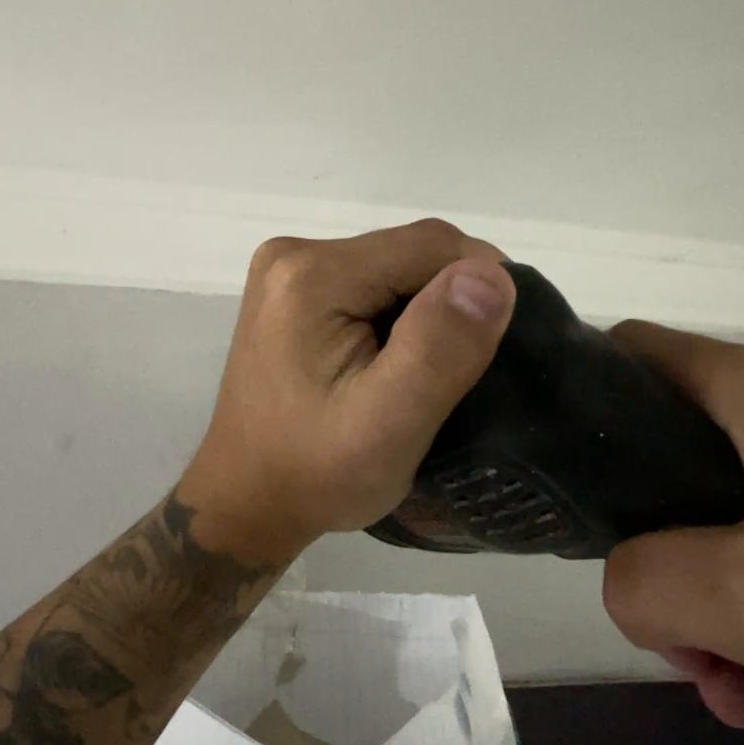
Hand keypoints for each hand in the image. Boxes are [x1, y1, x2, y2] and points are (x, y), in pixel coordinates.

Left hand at [175, 219, 515, 563]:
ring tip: (430, 372)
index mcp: (312, 274)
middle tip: (461, 372)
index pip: (430, 245)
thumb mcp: (389, 423)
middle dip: (449, 301)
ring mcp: (288, 270)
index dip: (479, 286)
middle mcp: (292, 254)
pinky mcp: (292, 291)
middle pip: (411, 252)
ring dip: (425, 310)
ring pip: (394, 267)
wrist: (247, 498)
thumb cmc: (316, 473)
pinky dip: (397, 315)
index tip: (495, 348)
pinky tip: (395, 362)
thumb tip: (491, 275)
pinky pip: (370, 283)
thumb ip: (440, 347)